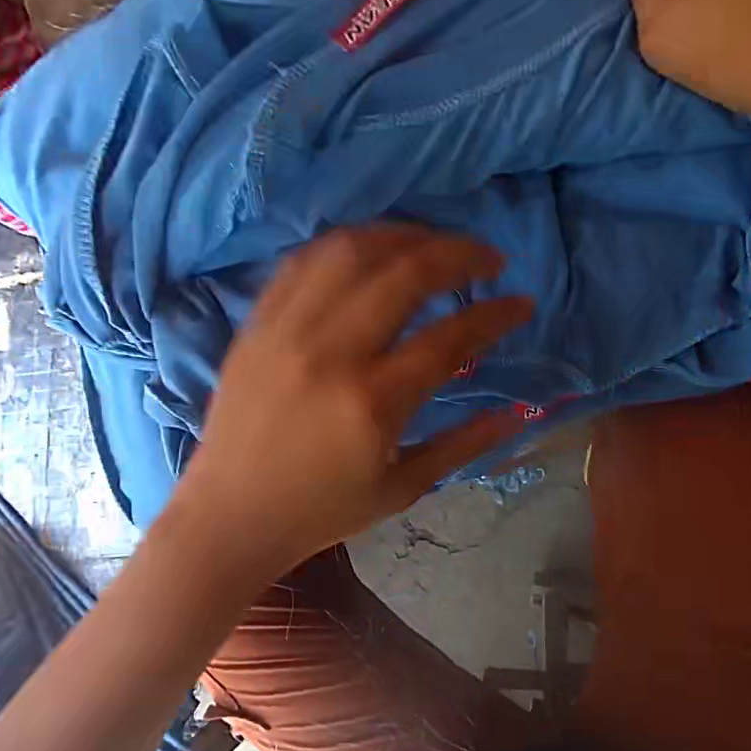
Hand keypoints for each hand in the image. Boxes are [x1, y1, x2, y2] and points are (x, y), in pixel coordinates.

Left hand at [163, 225, 533, 579]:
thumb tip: (518, 414)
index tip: (521, 302)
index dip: (496, 314)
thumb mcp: (402, 489)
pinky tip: (372, 250)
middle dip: (460, 254)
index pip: (450, 337)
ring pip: (353, 250)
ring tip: (434, 244)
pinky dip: (346, 245)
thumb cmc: (321, 510)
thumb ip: (463, 445)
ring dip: (404, 235)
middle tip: (488, 258)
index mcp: (372, 403)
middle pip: (405, 273)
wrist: (229, 515)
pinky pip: (304, 260)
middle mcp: (331, 352)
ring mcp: (287, 329)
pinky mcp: (257, 322)